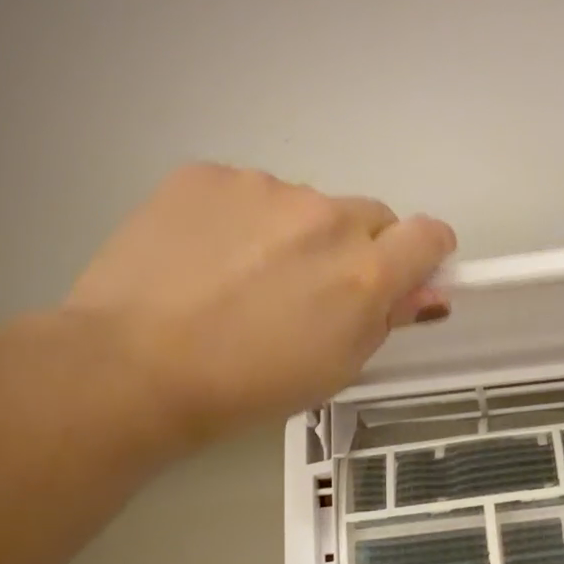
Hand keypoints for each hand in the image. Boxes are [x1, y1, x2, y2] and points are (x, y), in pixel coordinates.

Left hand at [64, 164, 455, 443]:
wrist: (134, 366)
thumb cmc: (247, 388)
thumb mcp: (334, 369)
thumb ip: (386, 320)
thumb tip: (425, 290)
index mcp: (364, 272)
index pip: (429, 235)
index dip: (423, 255)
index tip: (406, 274)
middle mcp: (324, 217)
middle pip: (368, 215)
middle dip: (356, 248)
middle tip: (312, 292)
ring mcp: (262, 188)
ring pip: (302, 204)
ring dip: (293, 233)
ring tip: (243, 281)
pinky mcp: (206, 174)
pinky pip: (246, 193)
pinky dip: (240, 221)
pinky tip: (206, 261)